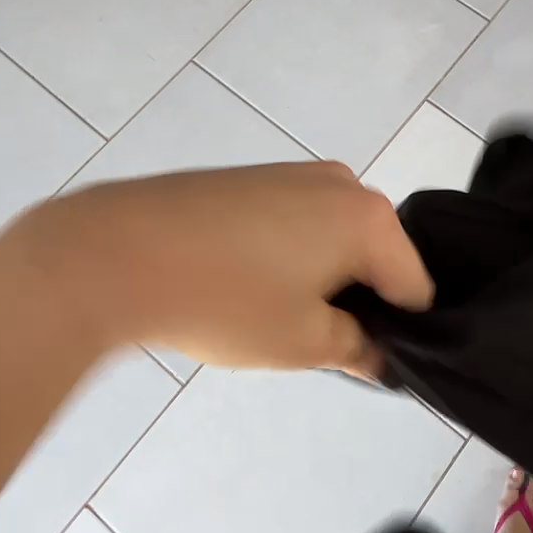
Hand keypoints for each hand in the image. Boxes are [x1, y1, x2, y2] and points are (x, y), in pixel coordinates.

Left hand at [15, 161, 432, 373]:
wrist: (116, 251)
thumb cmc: (224, 300)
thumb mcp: (301, 342)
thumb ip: (357, 348)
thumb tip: (382, 355)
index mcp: (371, 219)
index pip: (415, 287)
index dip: (400, 332)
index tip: (365, 360)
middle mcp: (346, 183)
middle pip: (379, 255)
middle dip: (359, 298)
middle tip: (312, 338)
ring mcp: (301, 171)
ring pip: (338, 237)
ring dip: (324, 275)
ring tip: (271, 309)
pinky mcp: (260, 174)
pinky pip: (301, 220)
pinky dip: (291, 252)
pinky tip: (245, 279)